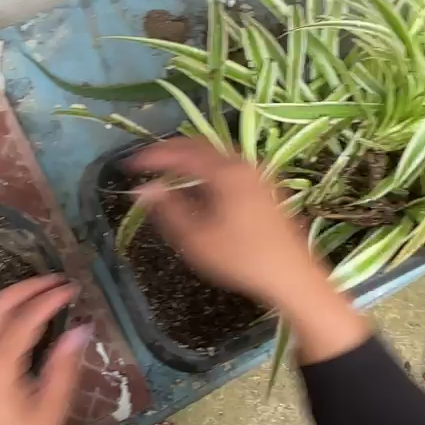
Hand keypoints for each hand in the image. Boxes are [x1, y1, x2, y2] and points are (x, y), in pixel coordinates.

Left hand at [0, 274, 91, 424]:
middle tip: (53, 282)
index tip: (71, 288)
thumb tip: (80, 329)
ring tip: (33, 293)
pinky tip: (8, 314)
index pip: (24, 319)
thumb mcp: (49, 412)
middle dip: (24, 288)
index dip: (48, 299)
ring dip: (4, 296)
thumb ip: (64, 368)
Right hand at [127, 138, 369, 362]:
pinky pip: (231, 167)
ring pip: (218, 156)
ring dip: (191, 159)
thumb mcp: (196, 239)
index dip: (154, 156)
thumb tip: (144, 191)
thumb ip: (168, 210)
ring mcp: (259, 176)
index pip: (182, 152)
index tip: (131, 164)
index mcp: (226, 173)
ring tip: (170, 172)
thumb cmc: (242, 259)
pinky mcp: (267, 189)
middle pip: (202, 146)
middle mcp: (244, 166)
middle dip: (172, 152)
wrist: (293, 277)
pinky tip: (201, 188)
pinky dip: (209, 169)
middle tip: (148, 163)